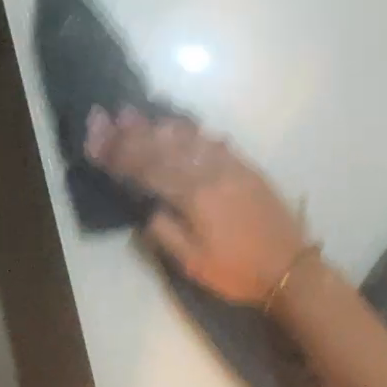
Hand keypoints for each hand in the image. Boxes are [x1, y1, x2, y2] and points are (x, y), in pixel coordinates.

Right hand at [85, 107, 308, 303]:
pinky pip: (213, 141)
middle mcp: (210, 172)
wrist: (292, 268)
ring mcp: (231, 166)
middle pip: (163, 146)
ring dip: (157, 125)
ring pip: (187, 137)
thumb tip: (148, 208)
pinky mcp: (246, 168)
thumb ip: (166, 232)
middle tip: (104, 117)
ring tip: (133, 114)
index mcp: (194, 196)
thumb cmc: (238, 271)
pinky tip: (178, 126)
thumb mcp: (193, 263)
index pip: (146, 168)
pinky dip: (191, 131)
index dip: (117, 153)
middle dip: (130, 132)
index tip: (93, 139)